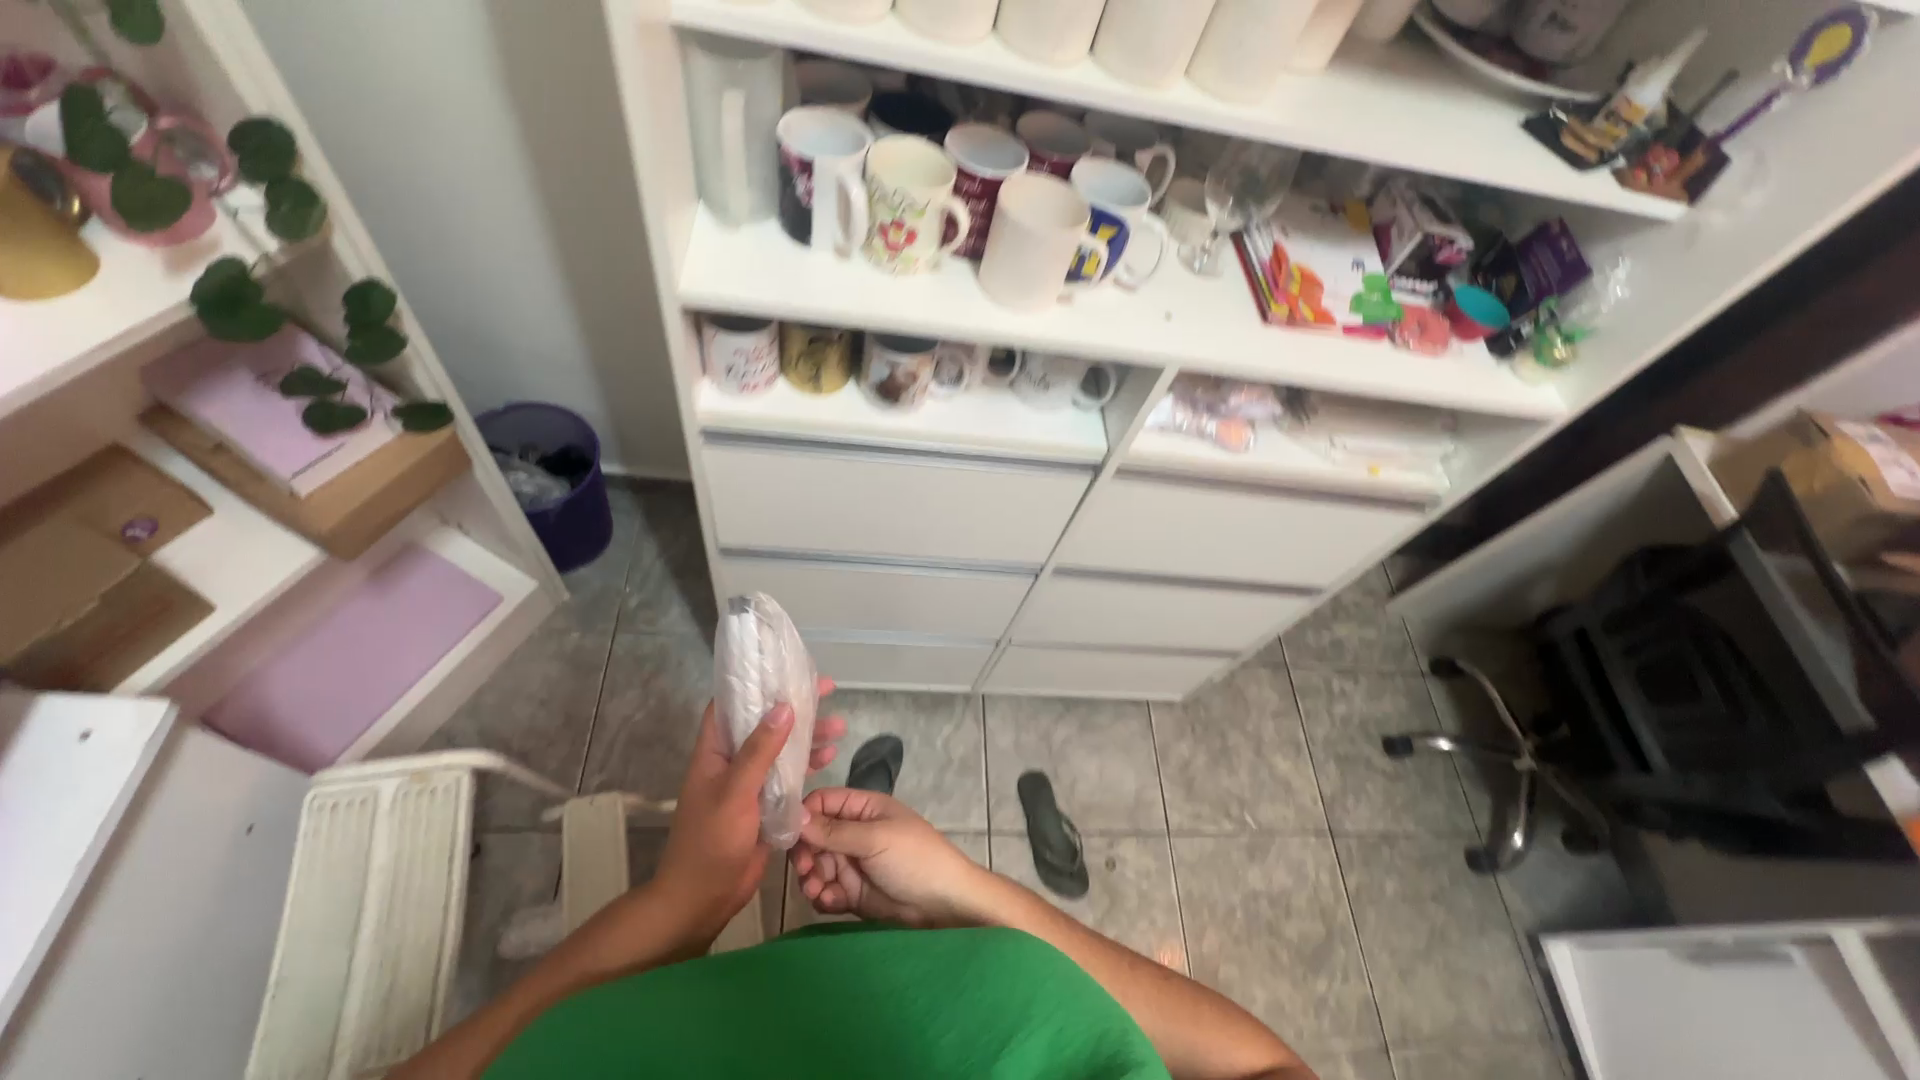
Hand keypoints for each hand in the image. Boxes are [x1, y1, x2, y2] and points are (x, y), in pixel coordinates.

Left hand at [652, 678, 844, 948]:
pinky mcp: (764, 805)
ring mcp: (749, 784)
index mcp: (714, 752)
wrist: (702, 898)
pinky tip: (829, 757)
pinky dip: (808, 765)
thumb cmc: (710, 842)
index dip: (758, 683)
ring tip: (840, 726)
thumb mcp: (734, 792)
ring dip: (808, 737)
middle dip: (795, 707)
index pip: (732, 704)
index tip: (788, 668)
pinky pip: (788, 776)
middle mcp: (731, 761)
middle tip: (828, 690)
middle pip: (765, 723)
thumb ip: (760, 751)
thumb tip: (784, 707)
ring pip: (782, 749)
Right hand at [790, 788, 996, 927]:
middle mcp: (855, 833)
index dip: (803, 816)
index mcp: (864, 809)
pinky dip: (823, 897)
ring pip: (816, 867)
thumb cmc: (915, 859)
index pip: (822, 803)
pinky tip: (831, 902)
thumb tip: (794, 816)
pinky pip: (826, 892)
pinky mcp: (853, 894)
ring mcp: (853, 864)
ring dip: (811, 879)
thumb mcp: (875, 839)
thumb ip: (834, 831)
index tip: (788, 837)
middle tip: (806, 870)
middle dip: (805, 854)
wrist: (945, 906)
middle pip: (813, 837)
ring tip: (817, 891)